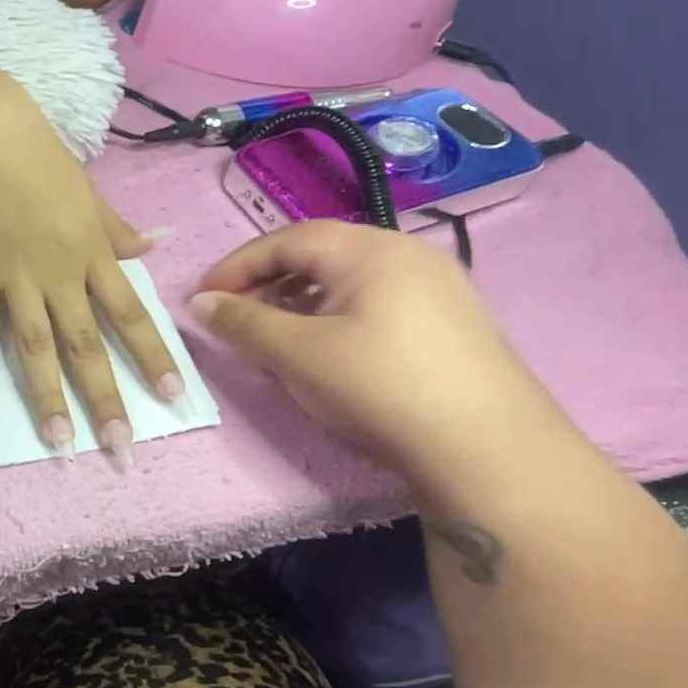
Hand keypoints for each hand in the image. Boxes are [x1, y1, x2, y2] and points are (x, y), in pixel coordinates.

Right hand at [0, 99, 180, 456]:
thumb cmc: (41, 158)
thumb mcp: (91, 193)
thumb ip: (116, 230)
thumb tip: (151, 250)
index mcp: (93, 253)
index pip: (130, 314)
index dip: (152, 357)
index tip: (173, 397)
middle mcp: (60, 274)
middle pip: (86, 343)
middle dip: (104, 396)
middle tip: (118, 446)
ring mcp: (15, 277)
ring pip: (35, 346)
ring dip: (46, 394)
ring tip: (56, 440)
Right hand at [190, 221, 569, 477]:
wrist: (487, 447)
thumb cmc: (379, 385)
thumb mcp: (296, 354)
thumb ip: (243, 323)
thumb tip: (200, 303)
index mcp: (370, 251)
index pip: (287, 239)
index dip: (237, 265)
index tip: (201, 297)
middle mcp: (405, 255)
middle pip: (318, 254)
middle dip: (265, 281)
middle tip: (232, 315)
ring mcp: (433, 287)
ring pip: (344, 280)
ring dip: (295, 300)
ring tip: (270, 335)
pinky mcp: (445, 322)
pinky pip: (370, 302)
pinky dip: (330, 316)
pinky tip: (320, 350)